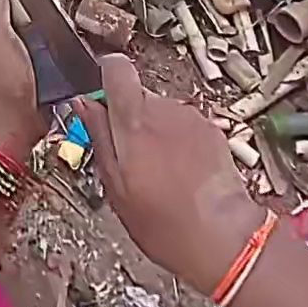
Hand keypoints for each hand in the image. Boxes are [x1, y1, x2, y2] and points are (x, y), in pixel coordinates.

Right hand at [75, 55, 266, 292]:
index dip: (106, 75)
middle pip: (138, 94)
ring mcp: (190, 116)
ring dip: (156, 132)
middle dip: (131, 118)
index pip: (116, 67)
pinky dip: (179, 141)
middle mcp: (162, 108)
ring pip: (161, 111)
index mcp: (133, 119)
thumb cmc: (165, 221)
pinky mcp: (211, 128)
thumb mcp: (115, 185)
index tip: (102, 98)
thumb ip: (98, 135)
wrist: (223, 239)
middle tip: (131, 157)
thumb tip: (84, 103)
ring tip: (160, 172)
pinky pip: (184, 124)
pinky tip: (182, 173)